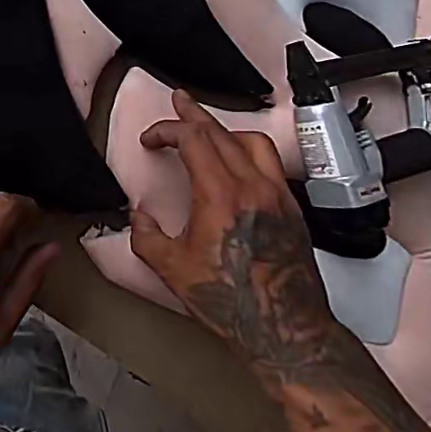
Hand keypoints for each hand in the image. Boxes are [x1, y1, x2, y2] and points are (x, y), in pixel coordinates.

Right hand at [129, 90, 341, 364]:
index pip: (194, 140)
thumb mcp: (171, 269)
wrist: (284, 329)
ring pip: (252, 142)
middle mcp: (253, 188)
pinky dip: (248, 152)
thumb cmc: (232, 302)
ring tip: (209, 131)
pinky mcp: (292, 209)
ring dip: (225, 130)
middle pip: (222, 133)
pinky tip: (238, 163)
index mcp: (221, 196)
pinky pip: (271, 163)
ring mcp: (278, 196)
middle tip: (179, 102)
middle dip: (194, 115)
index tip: (151, 138)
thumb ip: (145, 235)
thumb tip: (138, 217)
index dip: (167, 130)